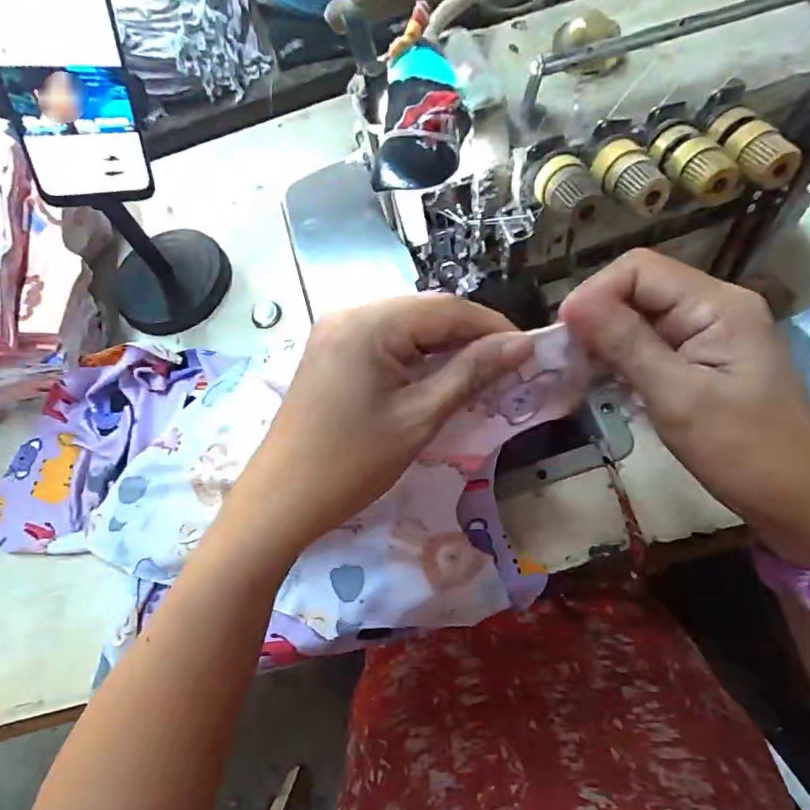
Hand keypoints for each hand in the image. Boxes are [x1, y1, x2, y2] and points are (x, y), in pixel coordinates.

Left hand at [226, 294, 533, 556]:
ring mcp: (333, 333)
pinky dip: (414, 359)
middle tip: (505, 370)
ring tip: (477, 379)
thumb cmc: (351, 463)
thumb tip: (520, 345)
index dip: (493, 328)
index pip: (447, 308)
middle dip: (469, 338)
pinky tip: (434, 382)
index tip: (528, 354)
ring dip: (443, 349)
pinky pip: (382, 344)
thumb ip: (471, 374)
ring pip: (405, 328)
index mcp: (369, 322)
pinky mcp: (329, 355)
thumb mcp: (419, 418)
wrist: (281, 500)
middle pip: (425, 313)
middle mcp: (348, 314)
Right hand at [559, 250, 809, 573]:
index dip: (594, 294)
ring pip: (642, 319)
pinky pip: (654, 345)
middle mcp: (715, 307)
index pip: (639, 269)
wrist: (799, 499)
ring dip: (606, 342)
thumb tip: (572, 303)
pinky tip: (603, 384)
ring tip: (576, 375)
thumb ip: (626, 345)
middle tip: (564, 362)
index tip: (563, 338)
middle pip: (639, 290)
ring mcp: (711, 335)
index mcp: (718, 305)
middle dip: (597, 319)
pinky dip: (624, 361)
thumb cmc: (743, 452)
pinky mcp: (705, 361)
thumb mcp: (677, 398)